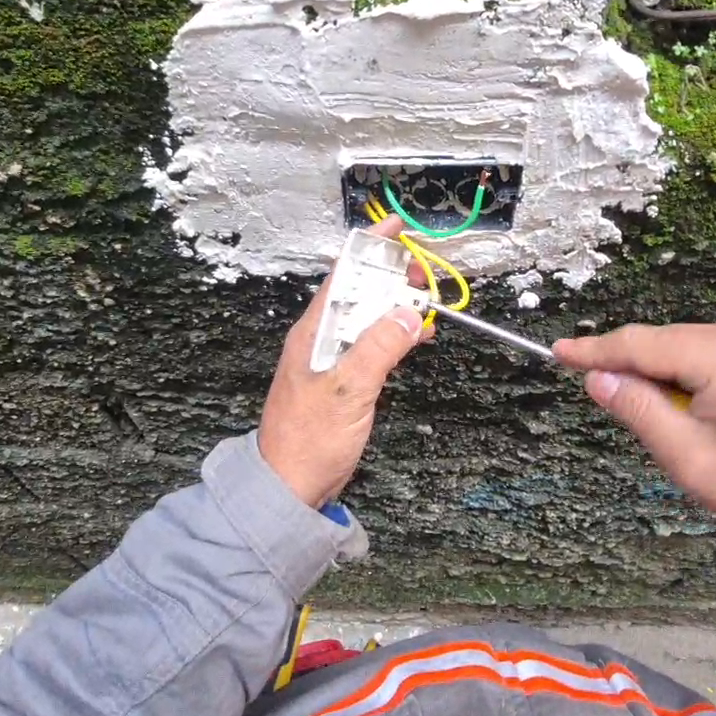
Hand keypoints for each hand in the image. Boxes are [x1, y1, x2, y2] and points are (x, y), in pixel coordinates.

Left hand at [258, 216, 432, 507]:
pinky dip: (394, 334)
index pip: (343, 273)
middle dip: (390, 273)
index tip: (397, 228)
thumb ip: (379, 348)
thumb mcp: (348, 390)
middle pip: (358, 291)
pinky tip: (415, 335)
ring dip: (395, 303)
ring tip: (426, 297)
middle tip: (423, 271)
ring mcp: (331, 359)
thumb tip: (408, 312)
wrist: (289, 487)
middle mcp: (320, 338)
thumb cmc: (308, 440)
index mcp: (314, 331)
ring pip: (367, 317)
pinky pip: (372, 344)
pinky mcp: (342, 379)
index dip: (369, 246)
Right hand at [552, 316, 715, 536]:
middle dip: (629, 367)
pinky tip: (686, 404)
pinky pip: (706, 352)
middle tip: (606, 399)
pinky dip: (684, 373)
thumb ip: (638, 410)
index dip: (594, 350)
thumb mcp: (690, 458)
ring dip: (658, 374)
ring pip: (681, 347)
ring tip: (661, 418)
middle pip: (660, 342)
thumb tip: (598, 379)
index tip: (557, 351)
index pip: (639, 344)